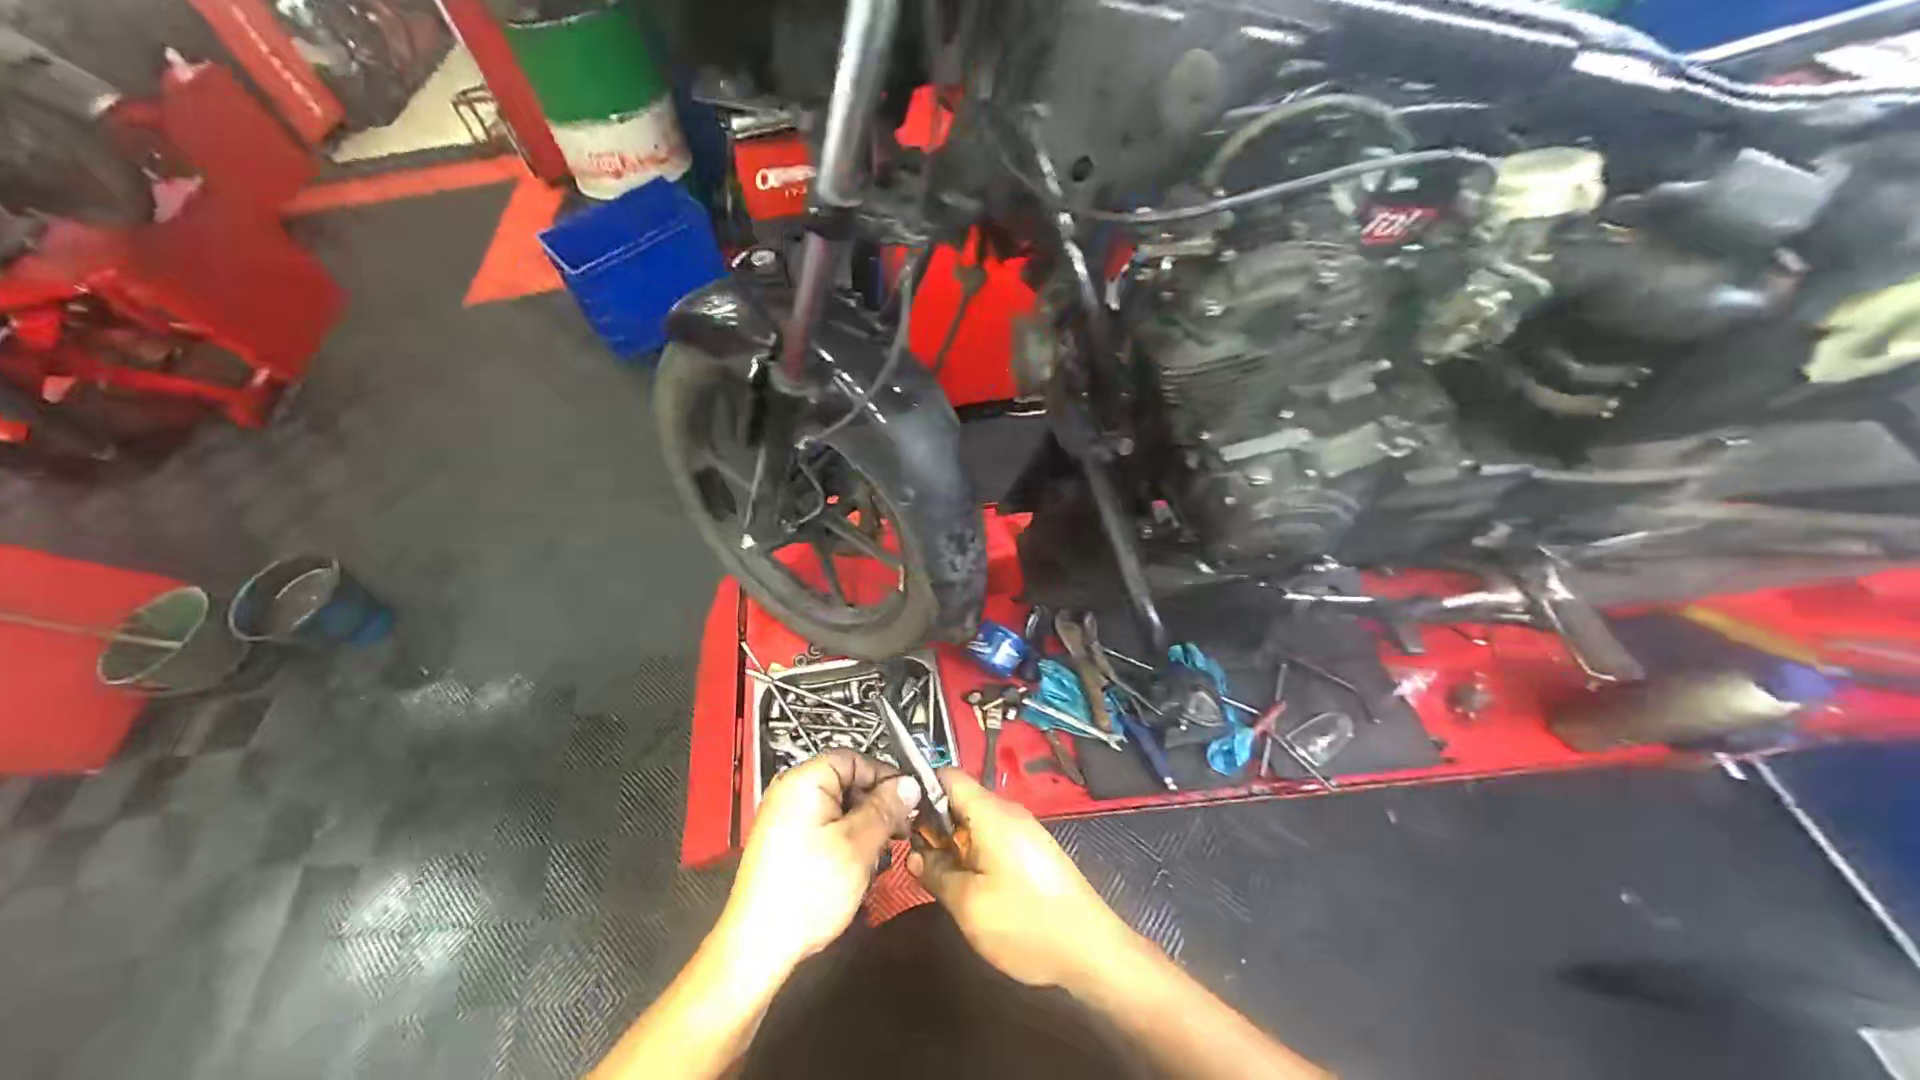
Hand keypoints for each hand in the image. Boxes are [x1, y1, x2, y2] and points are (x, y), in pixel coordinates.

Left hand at [717, 750, 920, 974]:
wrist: (759, 947)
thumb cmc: (806, 892)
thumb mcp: (859, 845)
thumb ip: (887, 809)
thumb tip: (909, 785)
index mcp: (804, 781)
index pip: (855, 758)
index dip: (886, 777)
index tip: (909, 800)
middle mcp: (791, 792)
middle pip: (848, 782)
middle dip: (878, 806)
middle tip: (900, 831)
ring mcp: (786, 818)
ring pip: (840, 808)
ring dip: (865, 826)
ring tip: (878, 856)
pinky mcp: (787, 842)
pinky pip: (826, 827)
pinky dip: (847, 840)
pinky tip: (858, 867)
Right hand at [908, 768, 1139, 988]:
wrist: (1091, 951)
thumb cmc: (1025, 922)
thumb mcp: (967, 903)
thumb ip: (934, 873)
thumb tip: (914, 855)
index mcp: (991, 812)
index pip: (947, 775)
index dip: (919, 789)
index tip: (899, 818)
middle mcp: (1008, 812)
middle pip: (960, 800)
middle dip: (933, 824)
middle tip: (913, 856)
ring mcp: (1023, 831)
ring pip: (975, 822)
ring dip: (952, 844)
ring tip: (936, 875)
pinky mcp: (1033, 852)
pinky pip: (993, 838)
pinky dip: (973, 854)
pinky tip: (968, 886)